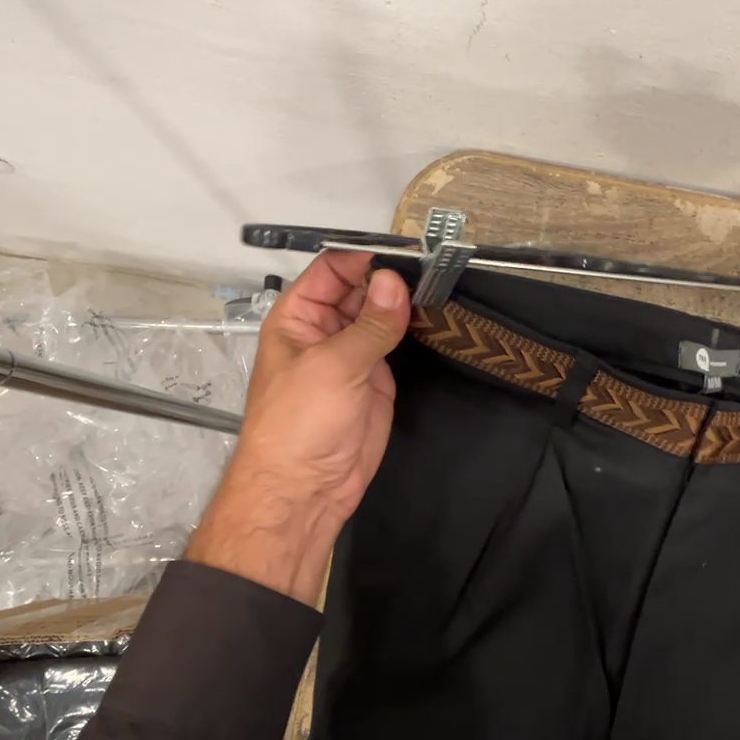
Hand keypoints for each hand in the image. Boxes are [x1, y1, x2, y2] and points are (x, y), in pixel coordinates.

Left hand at [184, 252, 409, 601]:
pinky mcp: (378, 376)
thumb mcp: (334, 366)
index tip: (405, 251)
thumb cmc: (301, 422)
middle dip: (390, 277)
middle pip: (360, 288)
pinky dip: (415, 329)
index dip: (364, 257)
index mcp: (298, 316)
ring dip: (406, 302)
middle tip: (433, 268)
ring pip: (381, 314)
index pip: (332, 269)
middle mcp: (325, 329)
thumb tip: (395, 282)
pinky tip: (437, 316)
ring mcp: (353, 353)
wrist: (307, 488)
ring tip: (441, 285)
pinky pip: (396, 342)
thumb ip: (370, 324)